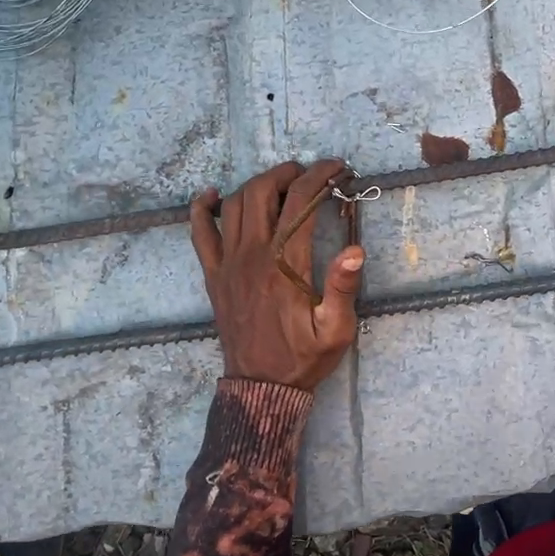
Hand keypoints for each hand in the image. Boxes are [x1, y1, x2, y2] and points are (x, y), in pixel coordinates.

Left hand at [189, 160, 364, 389]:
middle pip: (261, 192)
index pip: (300, 202)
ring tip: (281, 183)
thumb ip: (343, 288)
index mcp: (285, 264)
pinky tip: (211, 196)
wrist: (261, 387)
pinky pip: (199, 233)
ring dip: (256, 184)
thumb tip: (355, 251)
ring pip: (233, 205)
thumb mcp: (336, 329)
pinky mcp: (213, 275)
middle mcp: (252, 256)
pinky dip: (201, 209)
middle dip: (287, 173)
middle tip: (310, 174)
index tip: (337, 168)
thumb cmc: (304, 357)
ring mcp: (227, 264)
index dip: (319, 176)